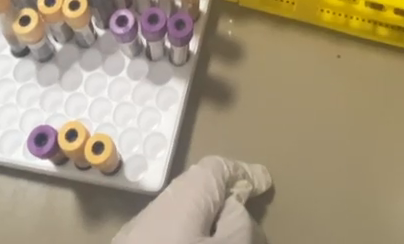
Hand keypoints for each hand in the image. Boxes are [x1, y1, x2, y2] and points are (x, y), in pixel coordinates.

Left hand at [112, 156, 272, 243]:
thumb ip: (239, 225)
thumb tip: (234, 208)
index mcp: (188, 193)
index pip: (219, 167)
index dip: (244, 174)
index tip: (263, 184)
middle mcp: (161, 202)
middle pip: (199, 190)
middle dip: (223, 199)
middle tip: (246, 212)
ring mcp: (139, 229)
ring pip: (180, 215)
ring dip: (203, 221)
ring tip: (221, 235)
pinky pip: (166, 233)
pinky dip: (184, 236)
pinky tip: (191, 243)